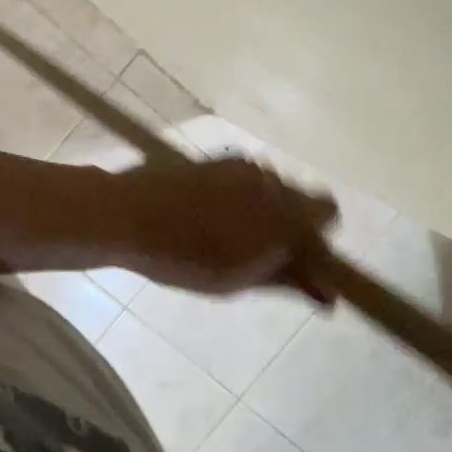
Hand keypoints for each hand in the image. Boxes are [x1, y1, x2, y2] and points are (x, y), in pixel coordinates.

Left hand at [105, 158, 339, 300]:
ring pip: (268, 186)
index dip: (319, 242)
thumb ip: (288, 279)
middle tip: (263, 257)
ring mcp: (232, 162)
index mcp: (283, 206)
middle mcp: (265, 176)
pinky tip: (211, 219)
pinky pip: (239, 178)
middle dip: (291, 225)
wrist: (122, 213)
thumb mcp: (240, 279)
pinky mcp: (206, 158)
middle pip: (298, 197)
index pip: (327, 214)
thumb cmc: (183, 255)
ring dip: (262, 209)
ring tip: (230, 240)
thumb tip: (328, 293)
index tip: (301, 268)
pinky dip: (237, 197)